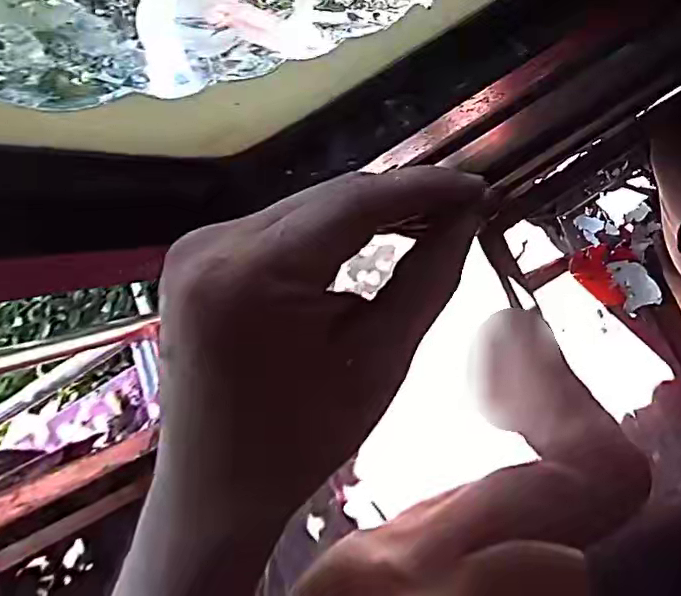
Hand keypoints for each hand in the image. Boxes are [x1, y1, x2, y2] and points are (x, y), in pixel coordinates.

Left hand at [122, 167, 485, 595]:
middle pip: (335, 196)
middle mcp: (214, 244)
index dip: (424, 186)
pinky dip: (345, 222)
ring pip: (318, 203)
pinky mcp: (208, 252)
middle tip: (465, 202)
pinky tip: (387, 227)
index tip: (476, 186)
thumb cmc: (302, 439)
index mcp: (248, 274)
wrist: (214, 494)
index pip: (355, 201)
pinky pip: (295, 220)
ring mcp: (204, 244)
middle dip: (406, 195)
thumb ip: (431, 274)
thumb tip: (470, 213)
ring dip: (379, 206)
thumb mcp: (382, 356)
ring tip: (437, 214)